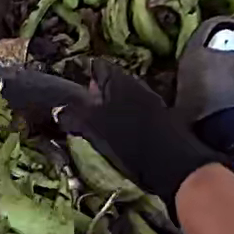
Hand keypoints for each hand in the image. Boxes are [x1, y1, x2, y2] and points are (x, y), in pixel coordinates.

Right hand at [58, 59, 224, 205]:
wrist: (175, 166)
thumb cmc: (131, 142)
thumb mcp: (94, 128)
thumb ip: (74, 116)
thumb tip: (58, 109)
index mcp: (119, 81)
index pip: (97, 67)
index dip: (84, 76)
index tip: (72, 92)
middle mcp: (137, 86)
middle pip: (111, 83)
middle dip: (97, 94)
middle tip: (82, 111)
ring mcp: (152, 104)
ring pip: (124, 100)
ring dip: (111, 110)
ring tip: (97, 127)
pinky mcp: (162, 123)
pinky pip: (135, 115)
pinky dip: (124, 122)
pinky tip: (119, 138)